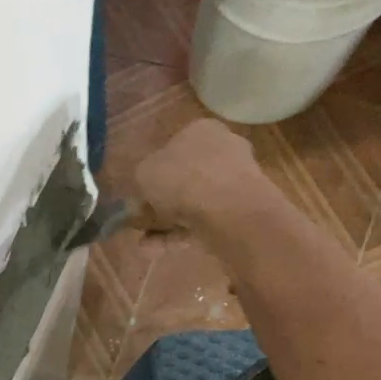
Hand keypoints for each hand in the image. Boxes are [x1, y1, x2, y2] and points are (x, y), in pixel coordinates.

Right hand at [132, 118, 262, 232]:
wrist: (226, 208)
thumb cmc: (181, 179)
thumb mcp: (143, 174)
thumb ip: (141, 181)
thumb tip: (142, 195)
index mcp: (200, 130)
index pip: (173, 148)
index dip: (153, 174)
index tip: (141, 196)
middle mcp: (221, 148)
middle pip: (184, 178)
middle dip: (162, 202)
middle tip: (143, 221)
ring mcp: (233, 179)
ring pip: (192, 203)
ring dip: (166, 223)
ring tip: (146, 244)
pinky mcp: (239, 208)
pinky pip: (202, 220)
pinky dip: (180, 235)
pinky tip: (159, 249)